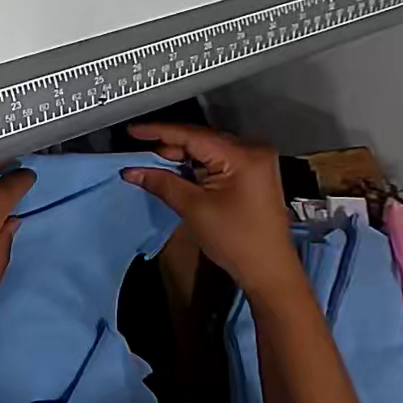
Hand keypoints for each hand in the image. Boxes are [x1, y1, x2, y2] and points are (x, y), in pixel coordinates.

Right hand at [122, 123, 305, 297]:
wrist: (269, 271)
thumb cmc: (237, 241)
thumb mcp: (193, 208)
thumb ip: (162, 182)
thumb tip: (133, 170)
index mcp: (242, 156)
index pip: (192, 135)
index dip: (159, 132)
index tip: (134, 131)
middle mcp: (254, 151)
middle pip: (202, 139)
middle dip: (170, 147)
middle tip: (143, 158)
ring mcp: (256, 162)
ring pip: (209, 149)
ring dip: (183, 157)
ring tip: (157, 167)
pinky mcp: (254, 174)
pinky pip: (219, 160)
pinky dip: (197, 165)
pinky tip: (180, 173)